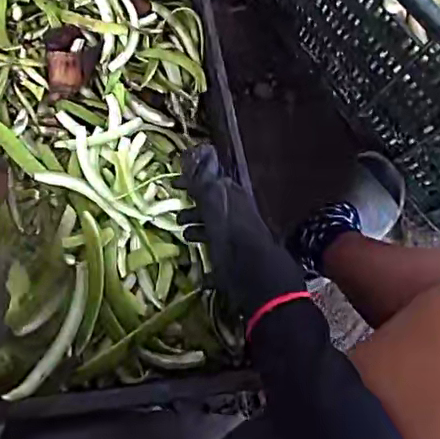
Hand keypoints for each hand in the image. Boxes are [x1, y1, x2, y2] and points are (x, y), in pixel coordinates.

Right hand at [181, 145, 304, 316]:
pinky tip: (200, 266)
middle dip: (195, 207)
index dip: (192, 182)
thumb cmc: (235, 246)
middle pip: (215, 204)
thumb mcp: (215, 212)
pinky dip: (210, 251)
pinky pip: (224, 249)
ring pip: (218, 226)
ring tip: (184, 235)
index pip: (211, 182)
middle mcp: (241, 214)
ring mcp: (245, 238)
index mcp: (234, 199)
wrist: (265, 286)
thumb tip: (199, 153)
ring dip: (200, 227)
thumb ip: (206, 185)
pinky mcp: (246, 260)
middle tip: (176, 213)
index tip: (174, 186)